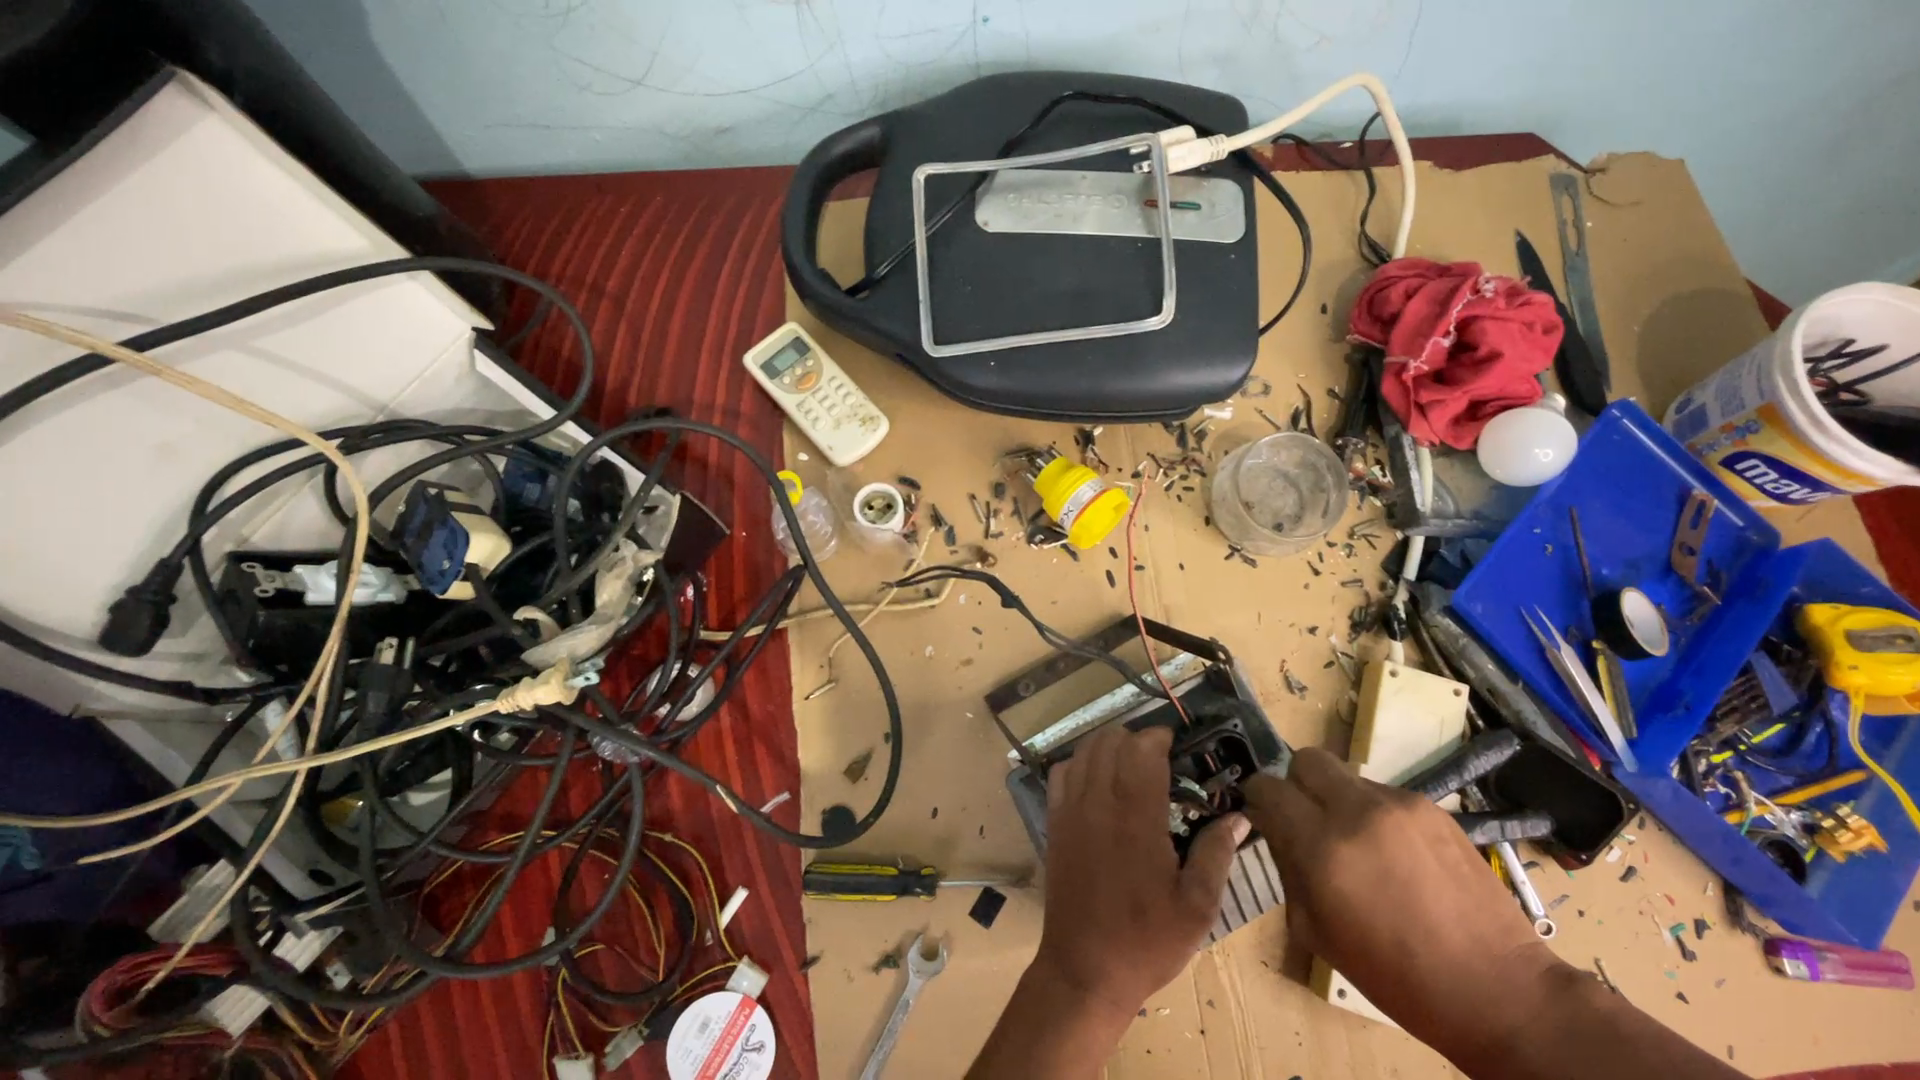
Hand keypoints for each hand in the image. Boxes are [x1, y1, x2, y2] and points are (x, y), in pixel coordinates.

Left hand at [1032, 725, 1249, 1015]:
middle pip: (1110, 742)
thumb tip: (1237, 816)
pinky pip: (1061, 774)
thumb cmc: (1147, 942)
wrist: (1085, 970)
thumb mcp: (1197, 906)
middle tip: (1161, 758)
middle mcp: (1098, 805)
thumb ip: (1216, 853)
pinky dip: (1081, 763)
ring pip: (1084, 752)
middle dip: (1137, 739)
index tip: (1179, 747)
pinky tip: (1099, 780)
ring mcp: (1070, 813)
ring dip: (1109, 746)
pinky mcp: (1054, 825)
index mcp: (1136, 819)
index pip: (1141, 750)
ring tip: (1132, 764)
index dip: (1160, 738)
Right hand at [1242, 747, 1560, 1045]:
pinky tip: (1396, 858)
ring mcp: (1401, 805)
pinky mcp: (1434, 810)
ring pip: (1348, 777)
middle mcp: (1358, 812)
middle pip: (1307, 759)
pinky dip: (1376, 817)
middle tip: (1306, 821)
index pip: (1268, 788)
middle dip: (1298, 785)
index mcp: (1322, 847)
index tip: (1265, 818)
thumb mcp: (1314, 930)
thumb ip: (1288, 869)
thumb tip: (1280, 833)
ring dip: (1339, 802)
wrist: (1494, 988)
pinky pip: (1384, 796)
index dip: (1259, 800)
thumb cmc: (1393, 974)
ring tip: (1359, 849)